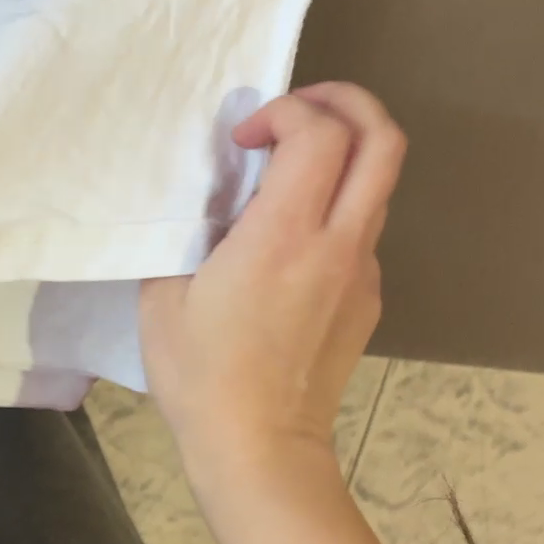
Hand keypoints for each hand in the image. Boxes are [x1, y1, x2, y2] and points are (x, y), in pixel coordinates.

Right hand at [140, 82, 406, 469]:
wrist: (257, 440)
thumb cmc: (198, 376)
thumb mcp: (161, 306)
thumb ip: (185, 246)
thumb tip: (206, 218)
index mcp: (280, 238)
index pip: (317, 135)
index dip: (285, 113)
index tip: (244, 139)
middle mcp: (336, 241)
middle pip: (382, 136)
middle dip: (344, 103)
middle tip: (296, 114)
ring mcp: (361, 270)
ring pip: (379, 183)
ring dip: (343, 157)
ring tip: (289, 177)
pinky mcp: (366, 298)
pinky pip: (361, 233)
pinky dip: (333, 212)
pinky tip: (288, 249)